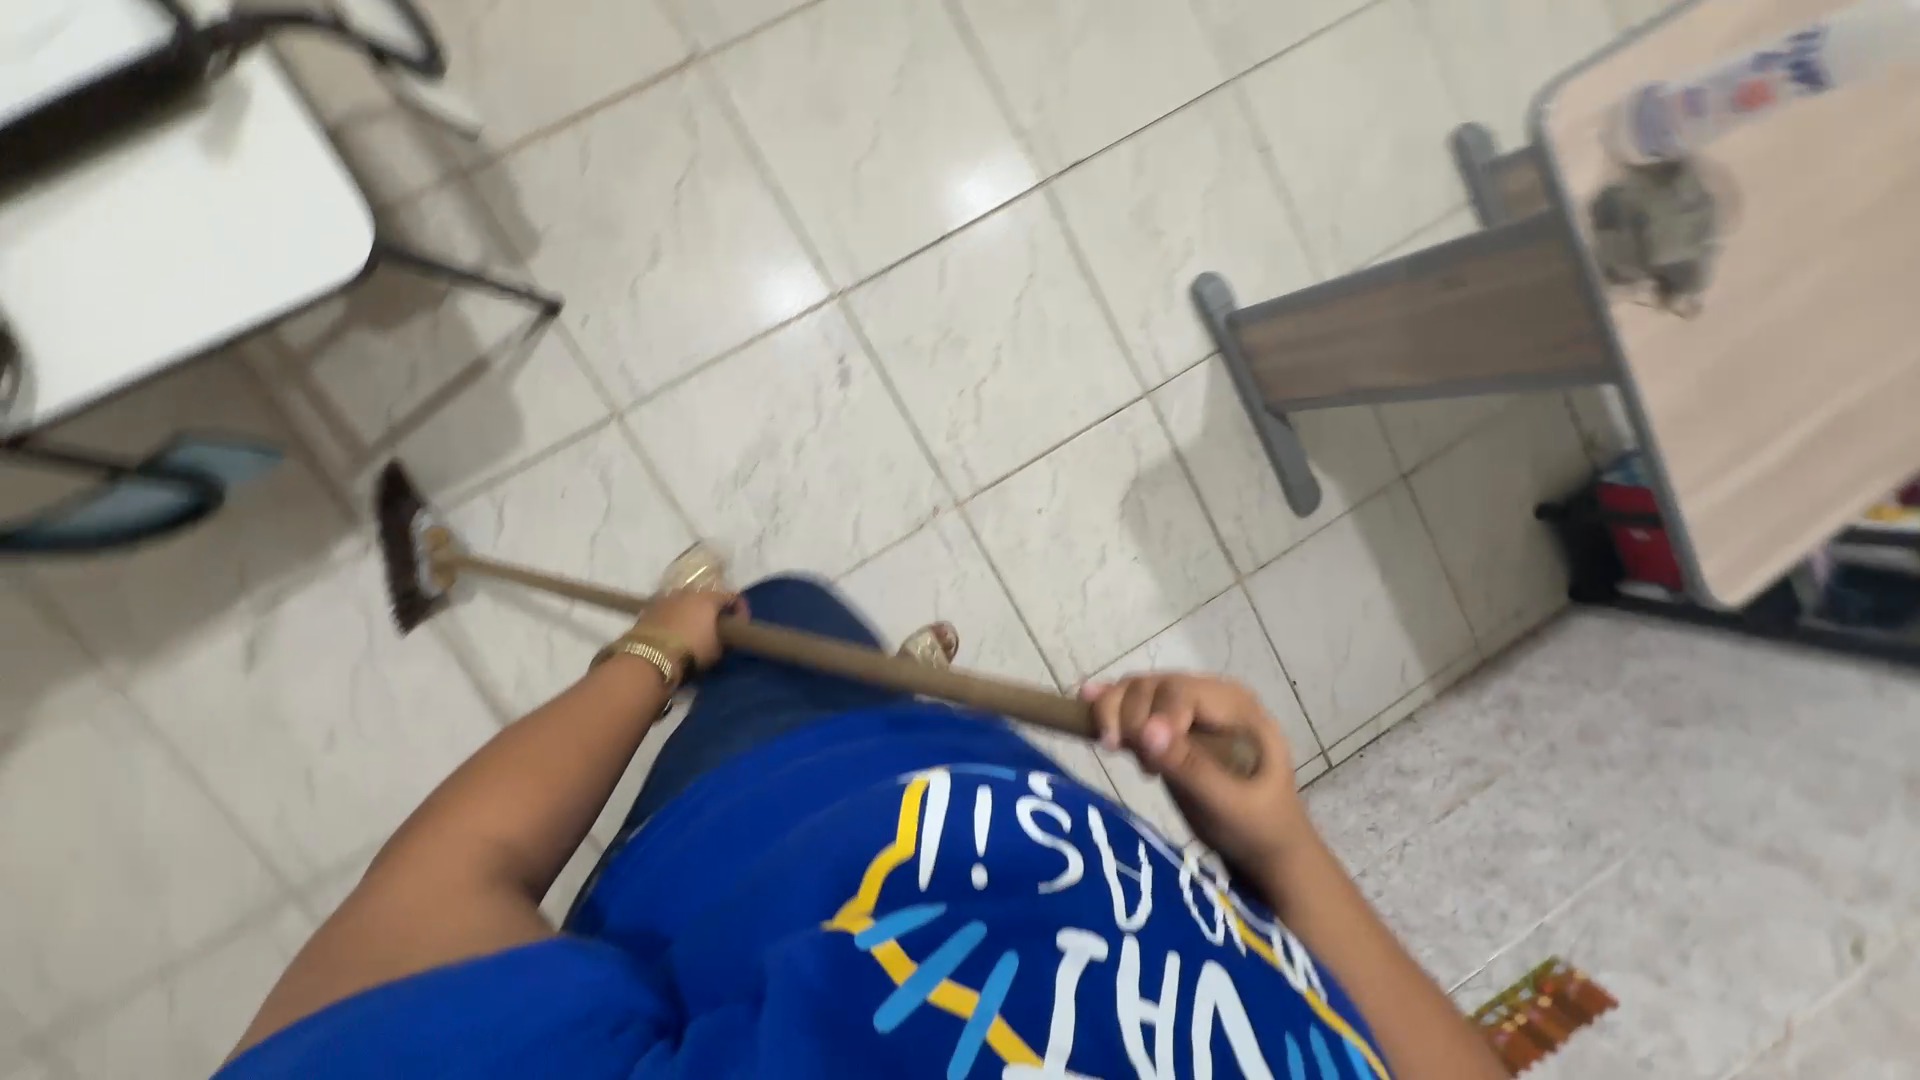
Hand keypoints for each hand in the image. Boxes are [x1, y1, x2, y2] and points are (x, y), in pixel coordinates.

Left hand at [633, 590, 743, 672]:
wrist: (650, 657)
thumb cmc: (692, 651)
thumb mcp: (718, 648)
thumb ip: (725, 636)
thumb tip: (725, 633)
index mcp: (709, 598)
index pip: (732, 596)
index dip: (740, 609)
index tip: (740, 624)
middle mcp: (689, 592)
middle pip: (706, 596)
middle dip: (713, 608)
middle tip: (715, 626)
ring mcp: (667, 598)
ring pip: (685, 601)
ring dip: (691, 611)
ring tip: (692, 628)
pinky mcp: (649, 608)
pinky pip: (668, 609)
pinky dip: (674, 616)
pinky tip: (674, 630)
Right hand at [1081, 673, 1314, 869]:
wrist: (1265, 850)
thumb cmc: (1256, 827)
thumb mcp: (1228, 803)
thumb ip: (1189, 765)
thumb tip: (1146, 733)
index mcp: (1235, 706)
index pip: (1181, 692)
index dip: (1154, 715)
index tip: (1141, 754)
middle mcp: (1208, 696)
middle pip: (1152, 686)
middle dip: (1128, 715)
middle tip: (1125, 757)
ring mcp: (1187, 709)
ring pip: (1135, 692)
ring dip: (1114, 713)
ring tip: (1112, 747)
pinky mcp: (1168, 726)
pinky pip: (1132, 707)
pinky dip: (1110, 710)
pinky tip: (1086, 706)